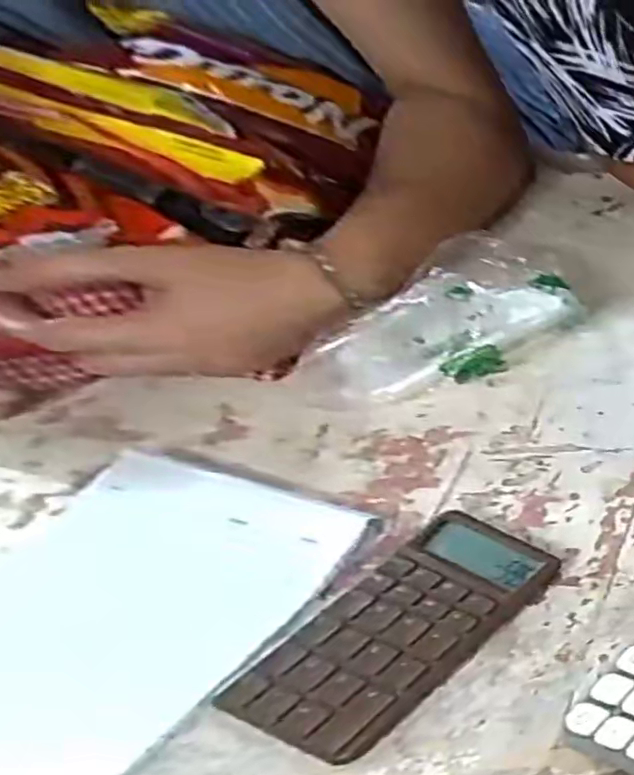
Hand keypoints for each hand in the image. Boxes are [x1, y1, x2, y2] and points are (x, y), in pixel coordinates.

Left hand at [0, 246, 350, 375]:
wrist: (318, 293)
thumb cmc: (236, 272)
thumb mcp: (152, 260)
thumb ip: (76, 268)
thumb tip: (6, 275)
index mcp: (156, 337)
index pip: (64, 339)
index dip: (20, 318)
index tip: (3, 295)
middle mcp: (180, 365)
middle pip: (96, 364)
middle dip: (63, 339)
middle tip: (48, 306)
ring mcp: (212, 372)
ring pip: (136, 369)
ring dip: (110, 347)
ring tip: (105, 314)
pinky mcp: (237, 370)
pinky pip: (176, 368)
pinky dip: (153, 351)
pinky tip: (165, 325)